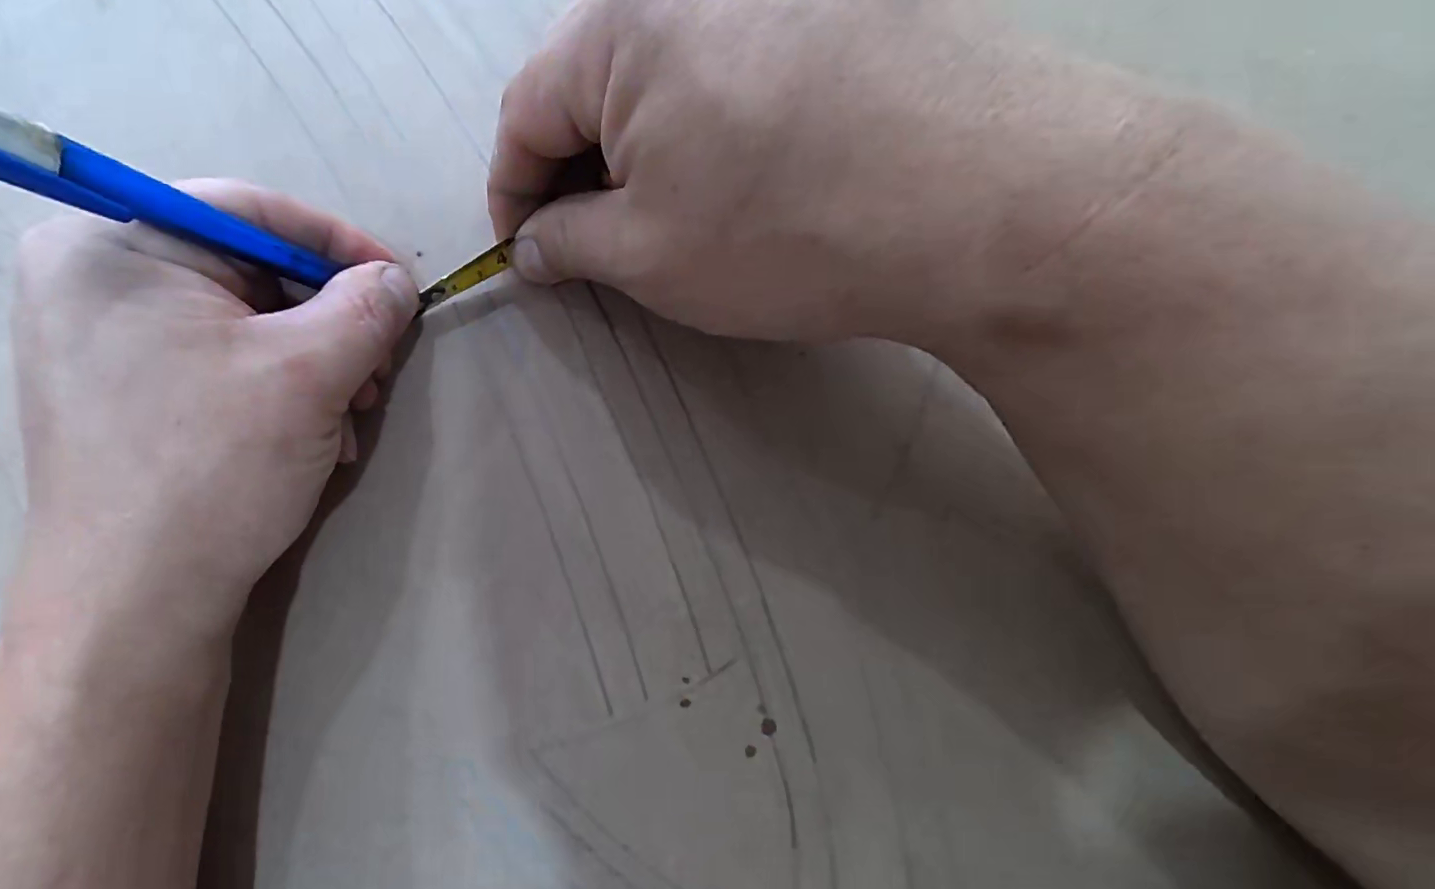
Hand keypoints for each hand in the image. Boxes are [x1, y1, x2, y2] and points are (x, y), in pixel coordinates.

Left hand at [9, 180, 416, 634]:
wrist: (136, 604)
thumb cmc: (211, 471)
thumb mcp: (307, 377)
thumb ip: (364, 310)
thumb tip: (395, 282)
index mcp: (110, 247)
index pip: (250, 214)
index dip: (339, 245)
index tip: (400, 284)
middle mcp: (89, 286)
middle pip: (246, 278)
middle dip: (327, 330)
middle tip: (375, 378)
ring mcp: (97, 350)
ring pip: (238, 333)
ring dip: (310, 375)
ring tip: (344, 428)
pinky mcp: (118, 405)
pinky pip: (213, 374)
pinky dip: (273, 402)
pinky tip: (305, 447)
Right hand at [489, 0, 1196, 349]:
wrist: (986, 202)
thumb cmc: (784, 233)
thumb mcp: (643, 255)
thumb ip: (564, 244)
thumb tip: (529, 246)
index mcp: (625, 26)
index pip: (524, 114)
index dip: (510, 193)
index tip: (521, 252)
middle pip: (588, 84)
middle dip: (570, 172)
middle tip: (583, 244)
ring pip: (656, 75)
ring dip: (633, 151)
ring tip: (652, 220)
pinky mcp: (830, 0)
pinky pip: (722, 62)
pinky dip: (694, 125)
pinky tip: (719, 177)